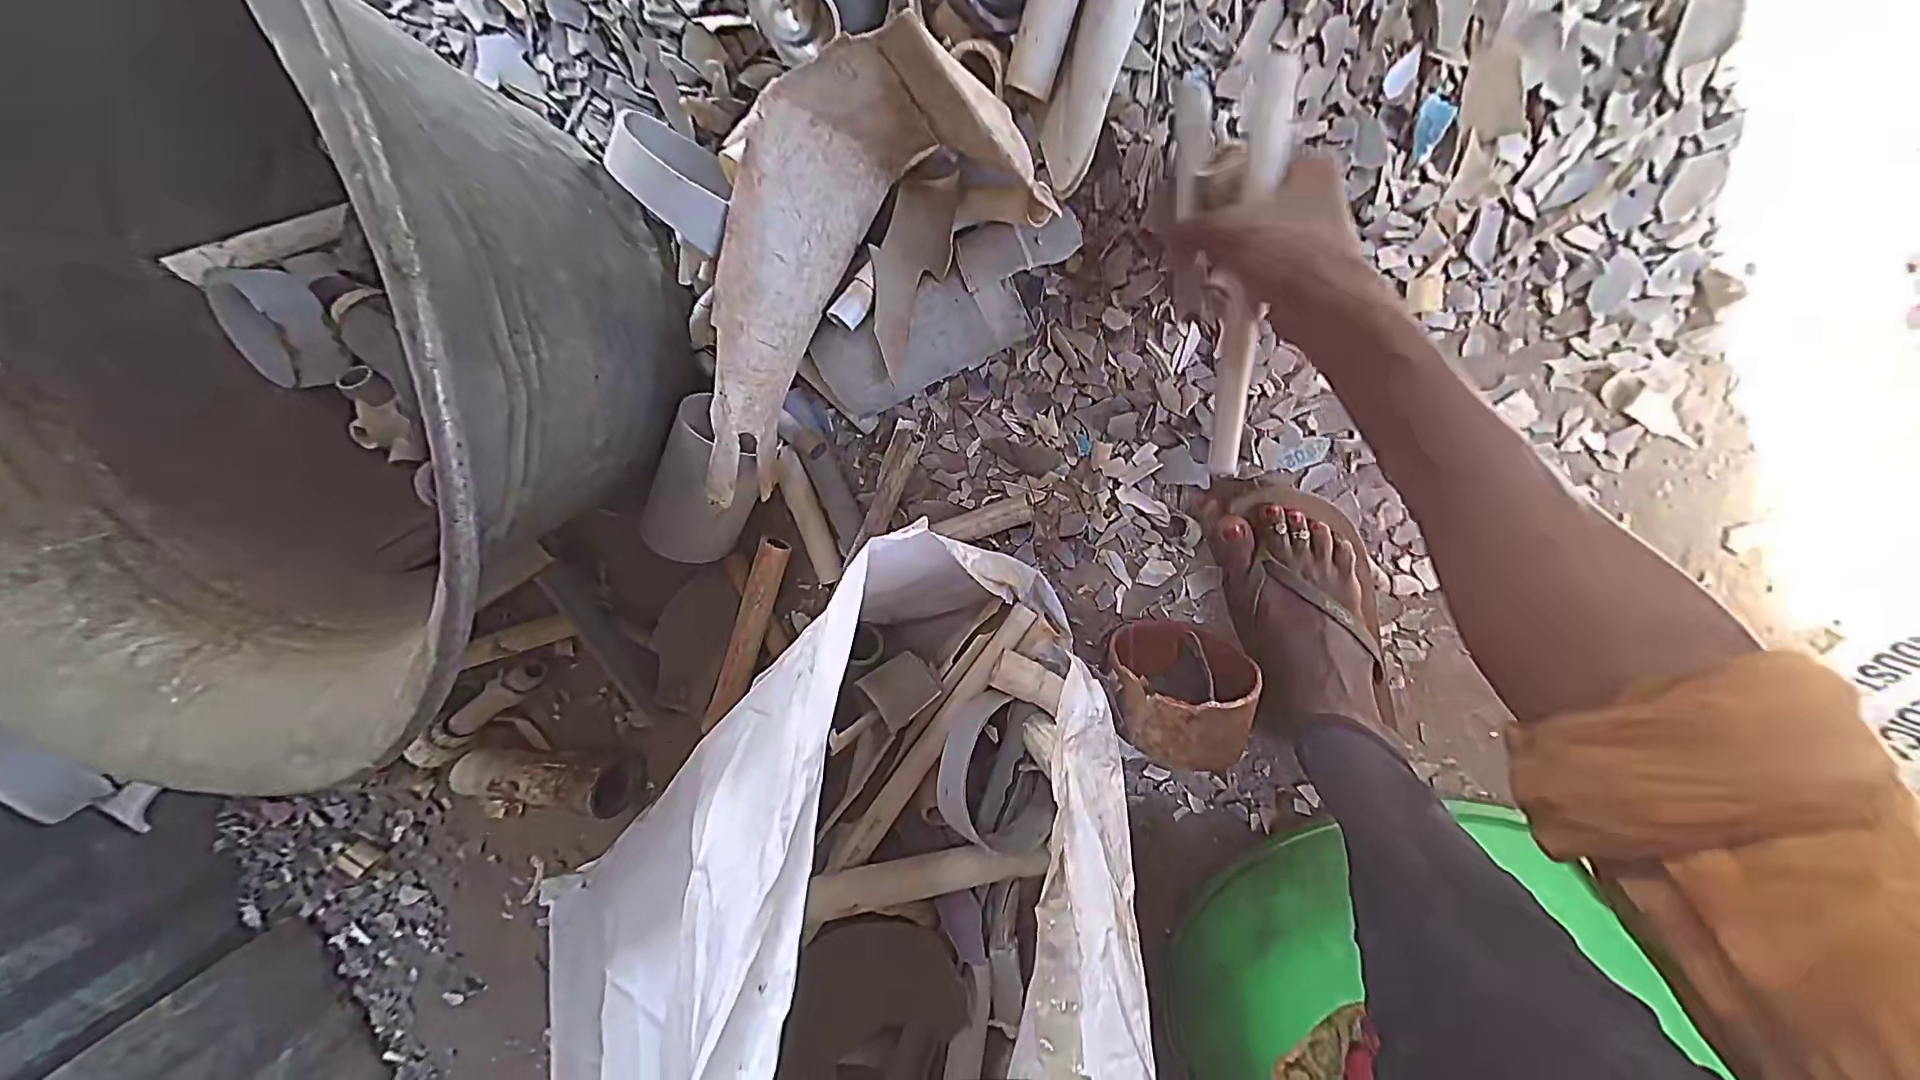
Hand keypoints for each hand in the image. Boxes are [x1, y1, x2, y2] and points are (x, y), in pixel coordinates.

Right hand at [1167, 154, 1398, 350]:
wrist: (1322, 310)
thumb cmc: (1300, 260)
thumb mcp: (1226, 229)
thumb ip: (1193, 226)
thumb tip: (1176, 232)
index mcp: (1308, 168)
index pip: (1249, 167)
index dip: (1216, 189)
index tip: (1196, 204)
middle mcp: (1314, 202)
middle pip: (1245, 212)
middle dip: (1218, 235)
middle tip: (1204, 245)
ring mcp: (1307, 242)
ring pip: (1249, 249)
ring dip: (1228, 265)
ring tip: (1219, 273)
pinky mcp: (1297, 277)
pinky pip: (1256, 276)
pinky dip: (1241, 286)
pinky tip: (1235, 293)